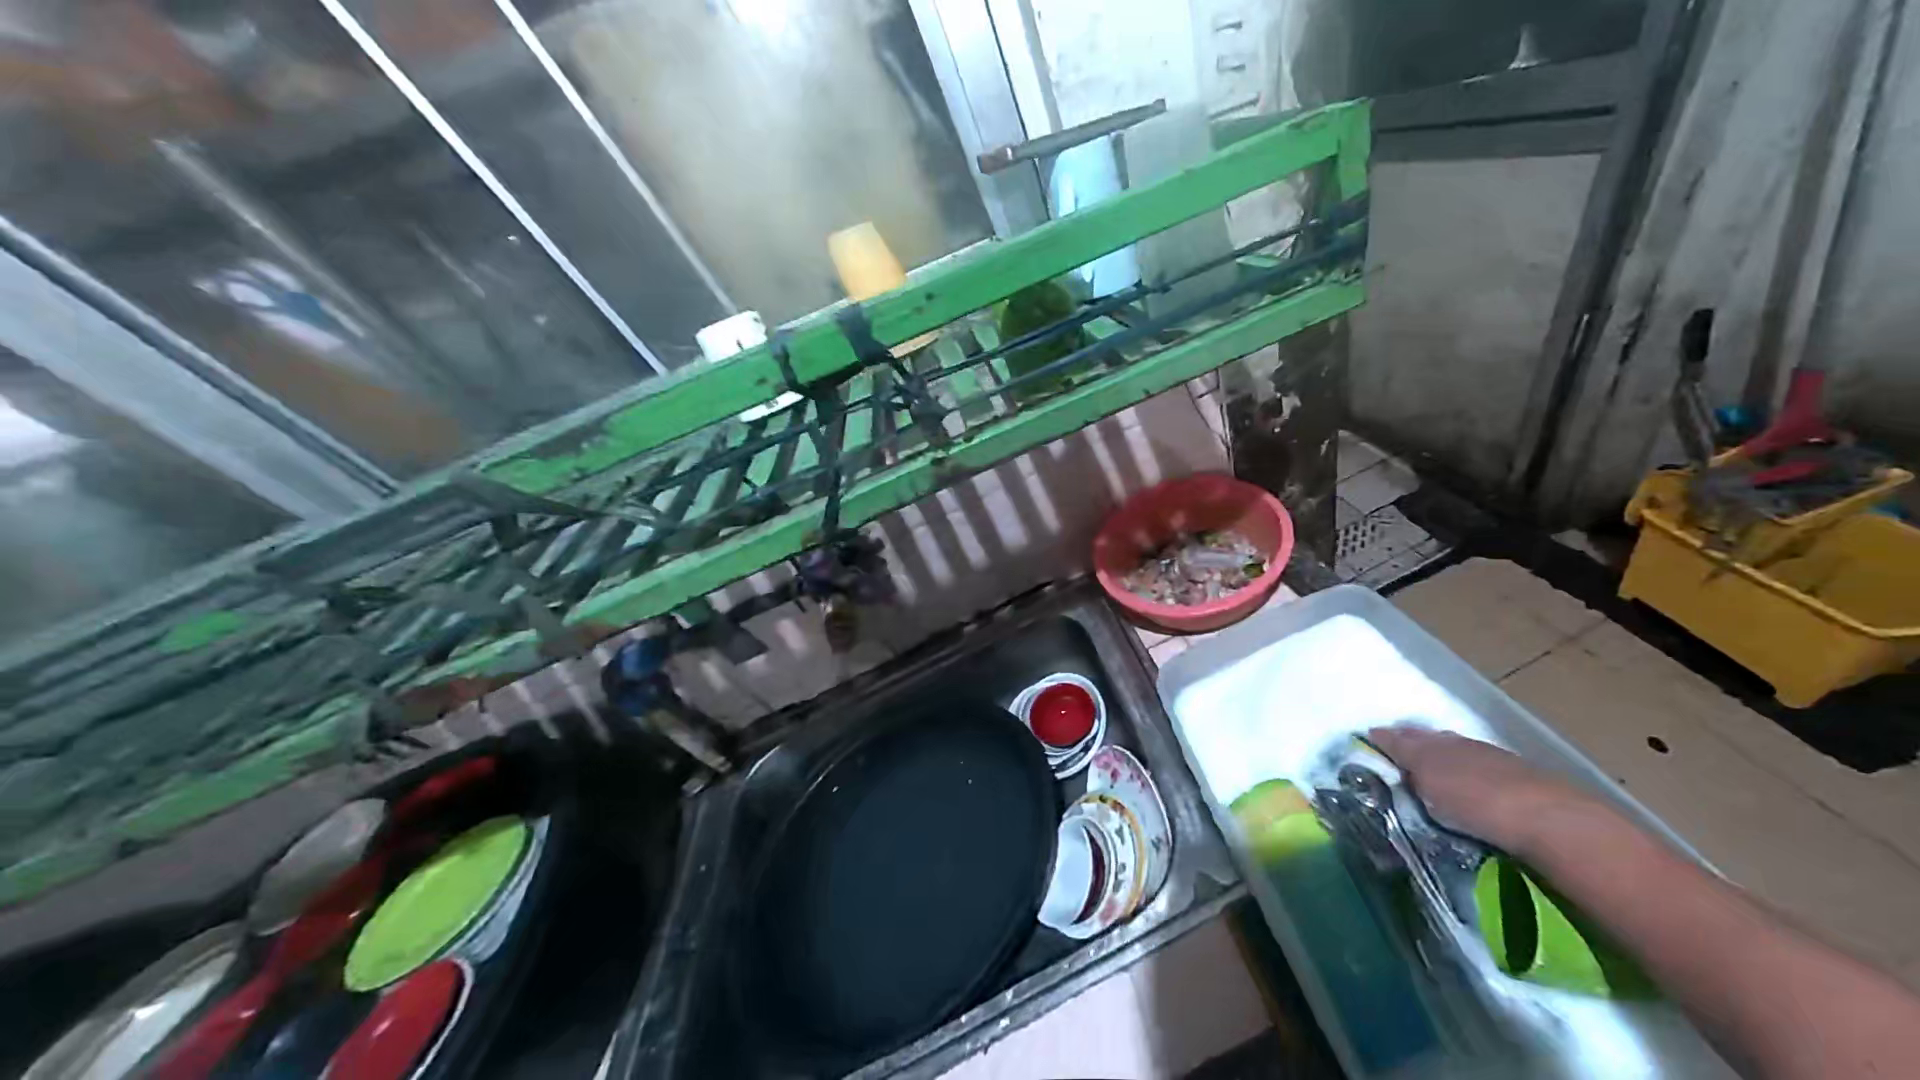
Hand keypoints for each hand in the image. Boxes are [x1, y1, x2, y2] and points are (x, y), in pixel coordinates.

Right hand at [1367, 725, 1602, 853]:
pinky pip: (1481, 766)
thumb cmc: (1476, 803)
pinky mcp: (1520, 777)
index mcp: (1430, 744)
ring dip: (1443, 757)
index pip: (1398, 737)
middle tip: (1399, 754)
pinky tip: (1471, 783)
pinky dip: (1469, 770)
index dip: (1382, 739)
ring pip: (1456, 750)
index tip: (1369, 740)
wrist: (1552, 819)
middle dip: (1413, 743)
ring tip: (1433, 770)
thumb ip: (1408, 773)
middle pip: (1428, 739)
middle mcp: (1458, 743)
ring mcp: (1492, 757)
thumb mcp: (1429, 790)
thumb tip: (1390, 759)